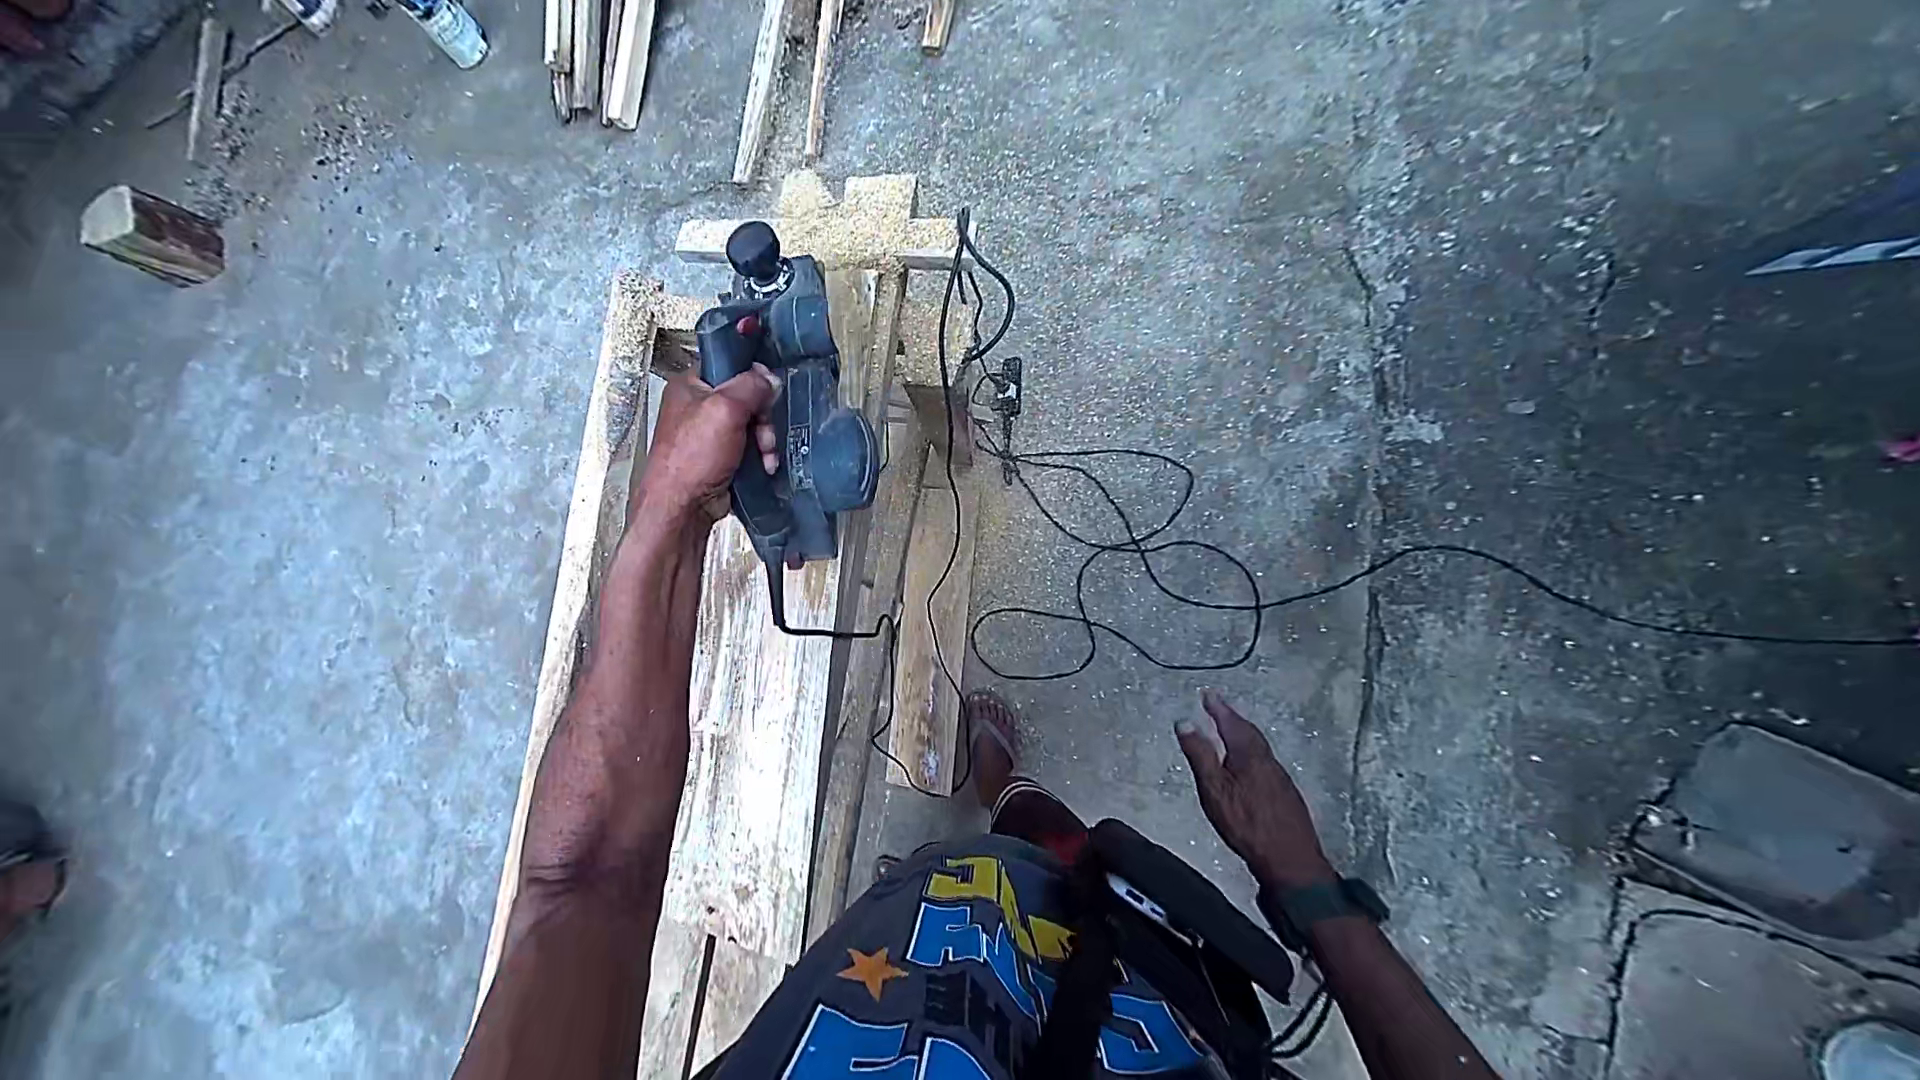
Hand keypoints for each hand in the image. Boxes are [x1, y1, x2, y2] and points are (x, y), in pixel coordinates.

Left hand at [635, 365, 780, 524]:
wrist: (684, 506)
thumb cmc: (692, 458)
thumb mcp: (725, 410)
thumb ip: (751, 386)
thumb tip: (769, 378)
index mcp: (691, 386)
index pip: (730, 366)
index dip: (753, 378)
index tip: (767, 392)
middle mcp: (699, 407)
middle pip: (747, 398)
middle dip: (763, 419)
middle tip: (763, 433)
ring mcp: (711, 433)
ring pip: (753, 425)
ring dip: (765, 441)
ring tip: (765, 456)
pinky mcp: (722, 456)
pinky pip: (752, 447)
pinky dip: (761, 456)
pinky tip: (764, 466)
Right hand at [1176, 690, 1336, 889]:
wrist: (1290, 860)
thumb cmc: (1246, 823)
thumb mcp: (1214, 788)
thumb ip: (1199, 754)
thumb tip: (1185, 722)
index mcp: (1248, 754)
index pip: (1231, 722)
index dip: (1218, 707)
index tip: (1208, 694)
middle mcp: (1267, 759)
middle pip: (1248, 731)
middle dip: (1231, 716)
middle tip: (1217, 706)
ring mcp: (1279, 777)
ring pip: (1258, 745)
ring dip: (1242, 733)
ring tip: (1229, 729)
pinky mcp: (1285, 792)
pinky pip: (1264, 759)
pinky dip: (1251, 750)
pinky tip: (1247, 762)